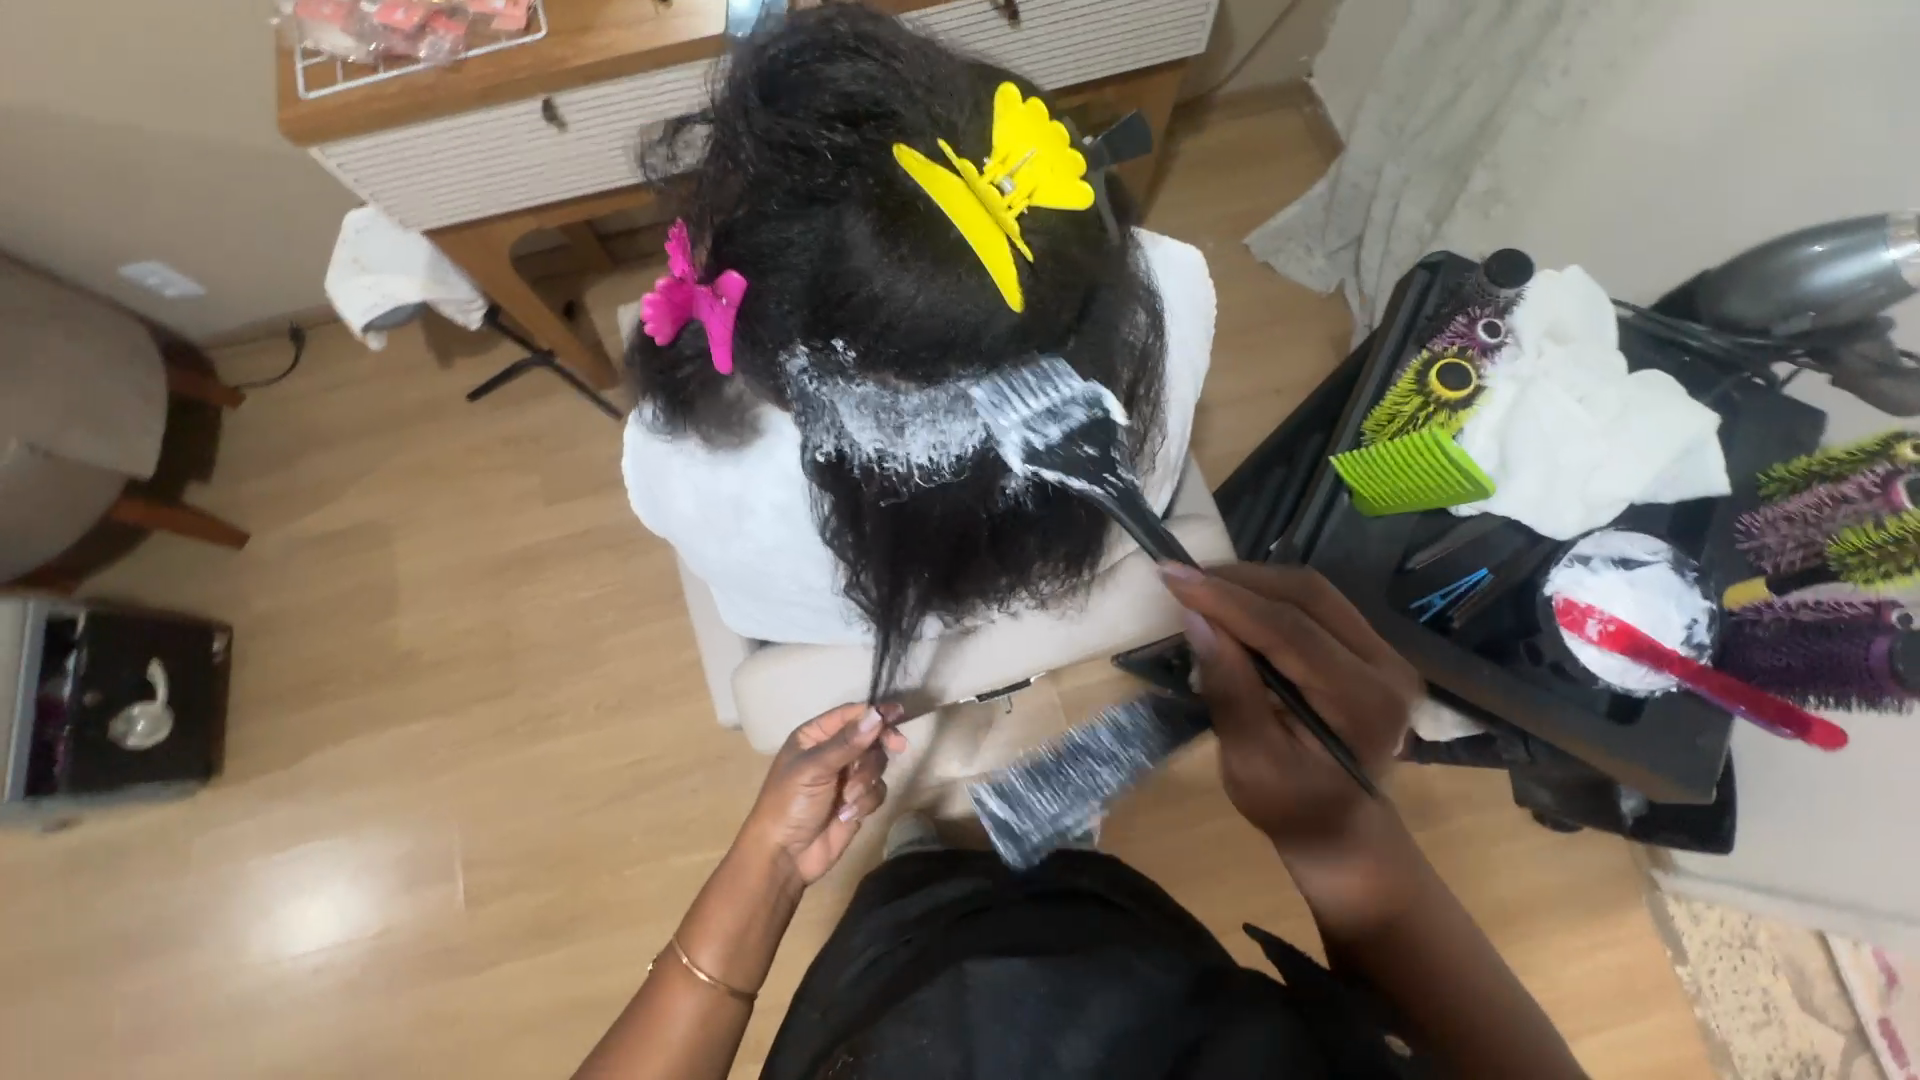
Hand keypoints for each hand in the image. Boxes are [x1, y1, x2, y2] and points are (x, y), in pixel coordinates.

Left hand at [736, 703, 909, 888]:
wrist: (784, 856)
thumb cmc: (789, 803)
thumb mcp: (814, 768)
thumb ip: (847, 742)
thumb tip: (877, 714)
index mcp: (814, 736)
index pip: (850, 715)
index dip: (874, 713)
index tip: (898, 714)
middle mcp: (832, 752)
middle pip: (870, 737)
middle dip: (876, 749)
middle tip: (897, 747)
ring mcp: (846, 777)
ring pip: (876, 764)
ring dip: (866, 780)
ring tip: (848, 798)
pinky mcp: (857, 801)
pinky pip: (877, 790)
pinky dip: (866, 801)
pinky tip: (848, 814)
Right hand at [1160, 563, 1422, 857]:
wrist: (1339, 830)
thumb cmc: (1289, 806)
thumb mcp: (1248, 760)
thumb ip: (1229, 688)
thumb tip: (1194, 619)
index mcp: (1364, 703)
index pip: (1290, 630)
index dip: (1227, 599)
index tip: (1172, 578)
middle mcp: (1388, 668)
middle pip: (1308, 596)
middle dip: (1238, 581)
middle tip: (1181, 578)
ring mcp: (1386, 654)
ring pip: (1313, 591)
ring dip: (1251, 583)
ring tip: (1200, 587)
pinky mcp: (1370, 649)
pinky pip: (1316, 604)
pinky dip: (1267, 597)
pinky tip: (1231, 603)